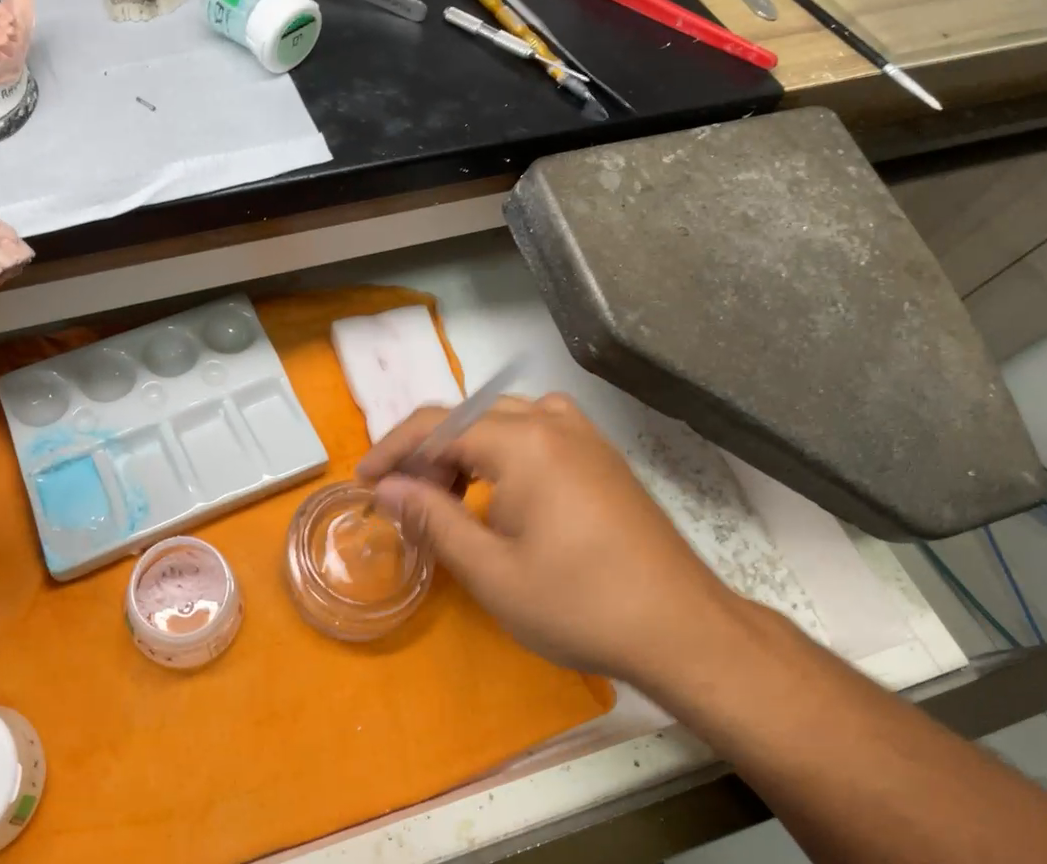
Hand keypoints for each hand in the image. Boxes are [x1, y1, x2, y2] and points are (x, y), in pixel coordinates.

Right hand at [356, 395, 737, 680]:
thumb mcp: (490, 570)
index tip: (363, 482)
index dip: (392, 450)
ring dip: (466, 448)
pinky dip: (504, 450)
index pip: (437, 425)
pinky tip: (503, 491)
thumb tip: (386, 487)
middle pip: (469, 416)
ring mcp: (584, 436)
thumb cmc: (579, 604)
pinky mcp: (602, 457)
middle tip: (406, 499)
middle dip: (428, 452)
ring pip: (504, 420)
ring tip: (449, 495)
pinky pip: (538, 431)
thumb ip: (431, 518)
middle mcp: (552, 422)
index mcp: (521, 442)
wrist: (682, 629)